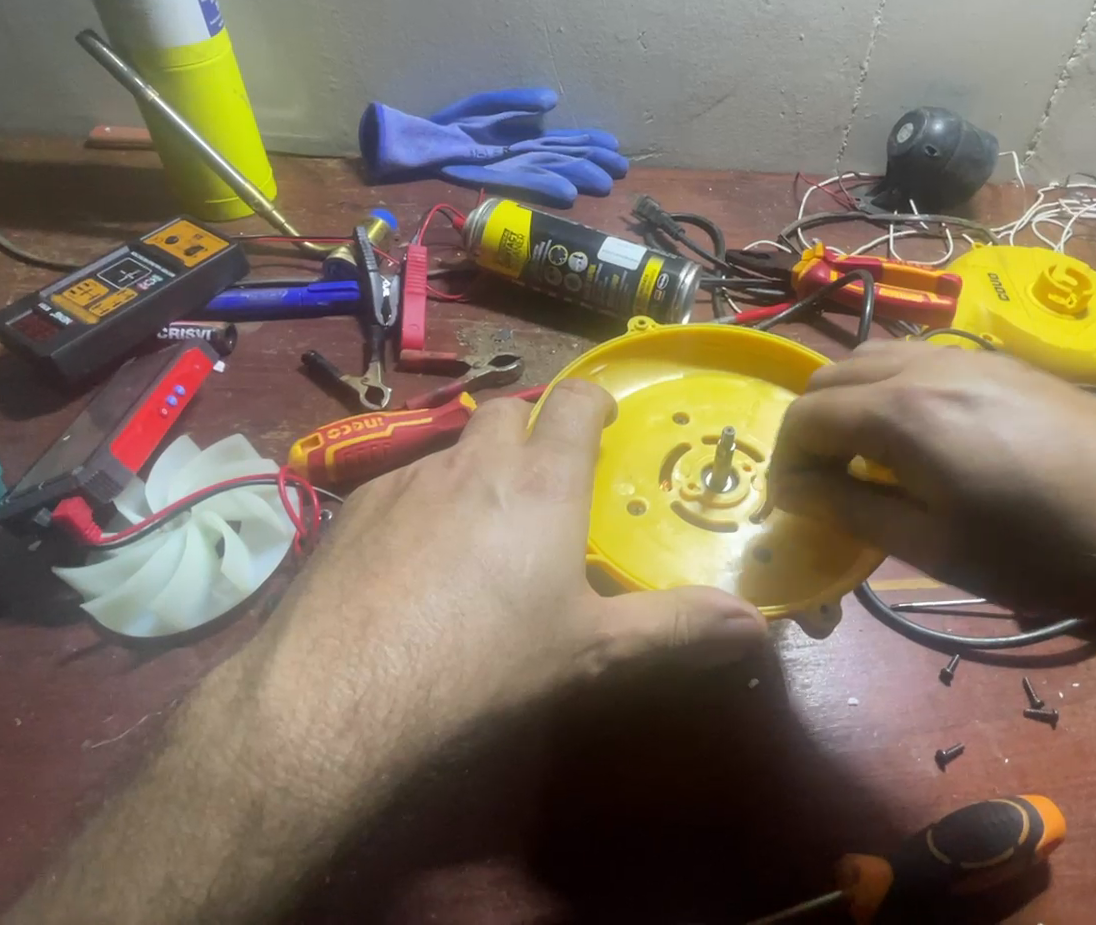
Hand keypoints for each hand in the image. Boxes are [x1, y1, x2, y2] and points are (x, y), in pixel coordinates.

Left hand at [238, 380, 767, 774]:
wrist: (340, 697)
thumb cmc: (487, 663)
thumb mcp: (593, 653)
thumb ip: (677, 630)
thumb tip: (755, 625)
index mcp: (542, 482)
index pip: (574, 400)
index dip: (594, 399)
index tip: (604, 421)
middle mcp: (475, 463)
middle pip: (510, 411)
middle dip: (534, 430)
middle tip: (546, 484)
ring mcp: (407, 479)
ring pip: (454, 449)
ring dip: (477, 469)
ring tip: (480, 530)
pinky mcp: (352, 510)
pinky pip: (402, 484)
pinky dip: (423, 504)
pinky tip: (412, 564)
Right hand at [770, 341, 1095, 622]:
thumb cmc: (1044, 550)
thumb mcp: (934, 546)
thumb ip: (850, 508)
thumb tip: (793, 489)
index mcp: (900, 412)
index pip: (804, 418)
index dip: (784, 462)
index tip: (792, 505)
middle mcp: (924, 363)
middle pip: (829, 378)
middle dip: (808, 429)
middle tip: (821, 484)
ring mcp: (966, 354)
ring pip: (871, 359)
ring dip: (846, 404)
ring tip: (863, 460)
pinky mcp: (1000, 361)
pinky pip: (915, 358)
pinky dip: (887, 389)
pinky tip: (916, 436)